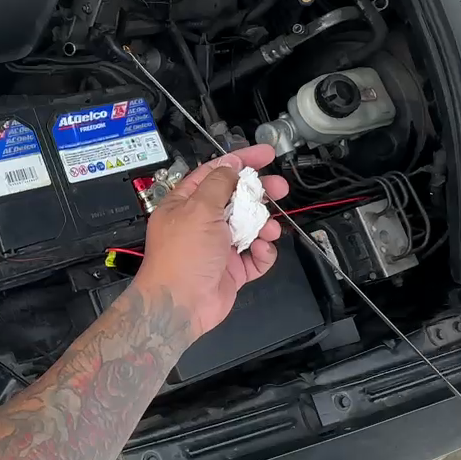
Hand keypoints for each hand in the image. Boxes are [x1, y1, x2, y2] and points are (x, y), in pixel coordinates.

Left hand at [132, 144, 287, 337]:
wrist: (180, 304)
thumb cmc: (182, 255)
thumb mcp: (199, 209)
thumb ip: (218, 185)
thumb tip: (230, 166)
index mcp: (186, 204)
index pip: (215, 173)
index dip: (240, 161)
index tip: (266, 154)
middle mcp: (201, 223)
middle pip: (237, 199)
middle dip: (259, 193)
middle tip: (280, 188)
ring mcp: (217, 247)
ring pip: (249, 228)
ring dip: (263, 226)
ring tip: (270, 229)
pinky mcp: (231, 270)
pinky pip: (255, 256)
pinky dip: (262, 253)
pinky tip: (262, 251)